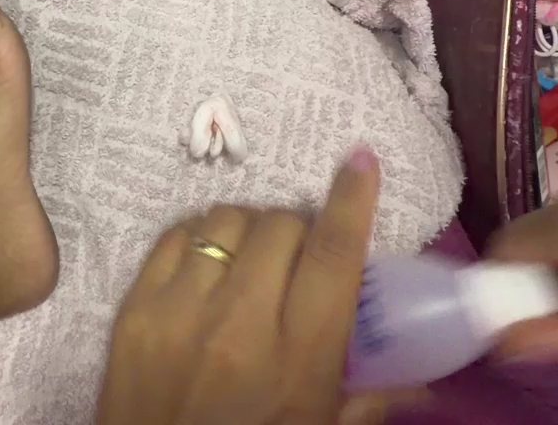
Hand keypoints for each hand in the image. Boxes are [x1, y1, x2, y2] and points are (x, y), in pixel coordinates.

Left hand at [95, 148, 417, 424]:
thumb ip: (368, 397)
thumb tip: (422, 375)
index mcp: (298, 360)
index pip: (332, 255)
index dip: (351, 200)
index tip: (360, 161)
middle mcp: (239, 322)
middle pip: (279, 225)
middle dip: (297, 227)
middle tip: (297, 253)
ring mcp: (179, 308)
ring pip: (225, 219)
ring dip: (249, 227)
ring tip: (251, 254)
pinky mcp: (135, 304)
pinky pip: (175, 235)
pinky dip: (199, 235)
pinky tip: (208, 259)